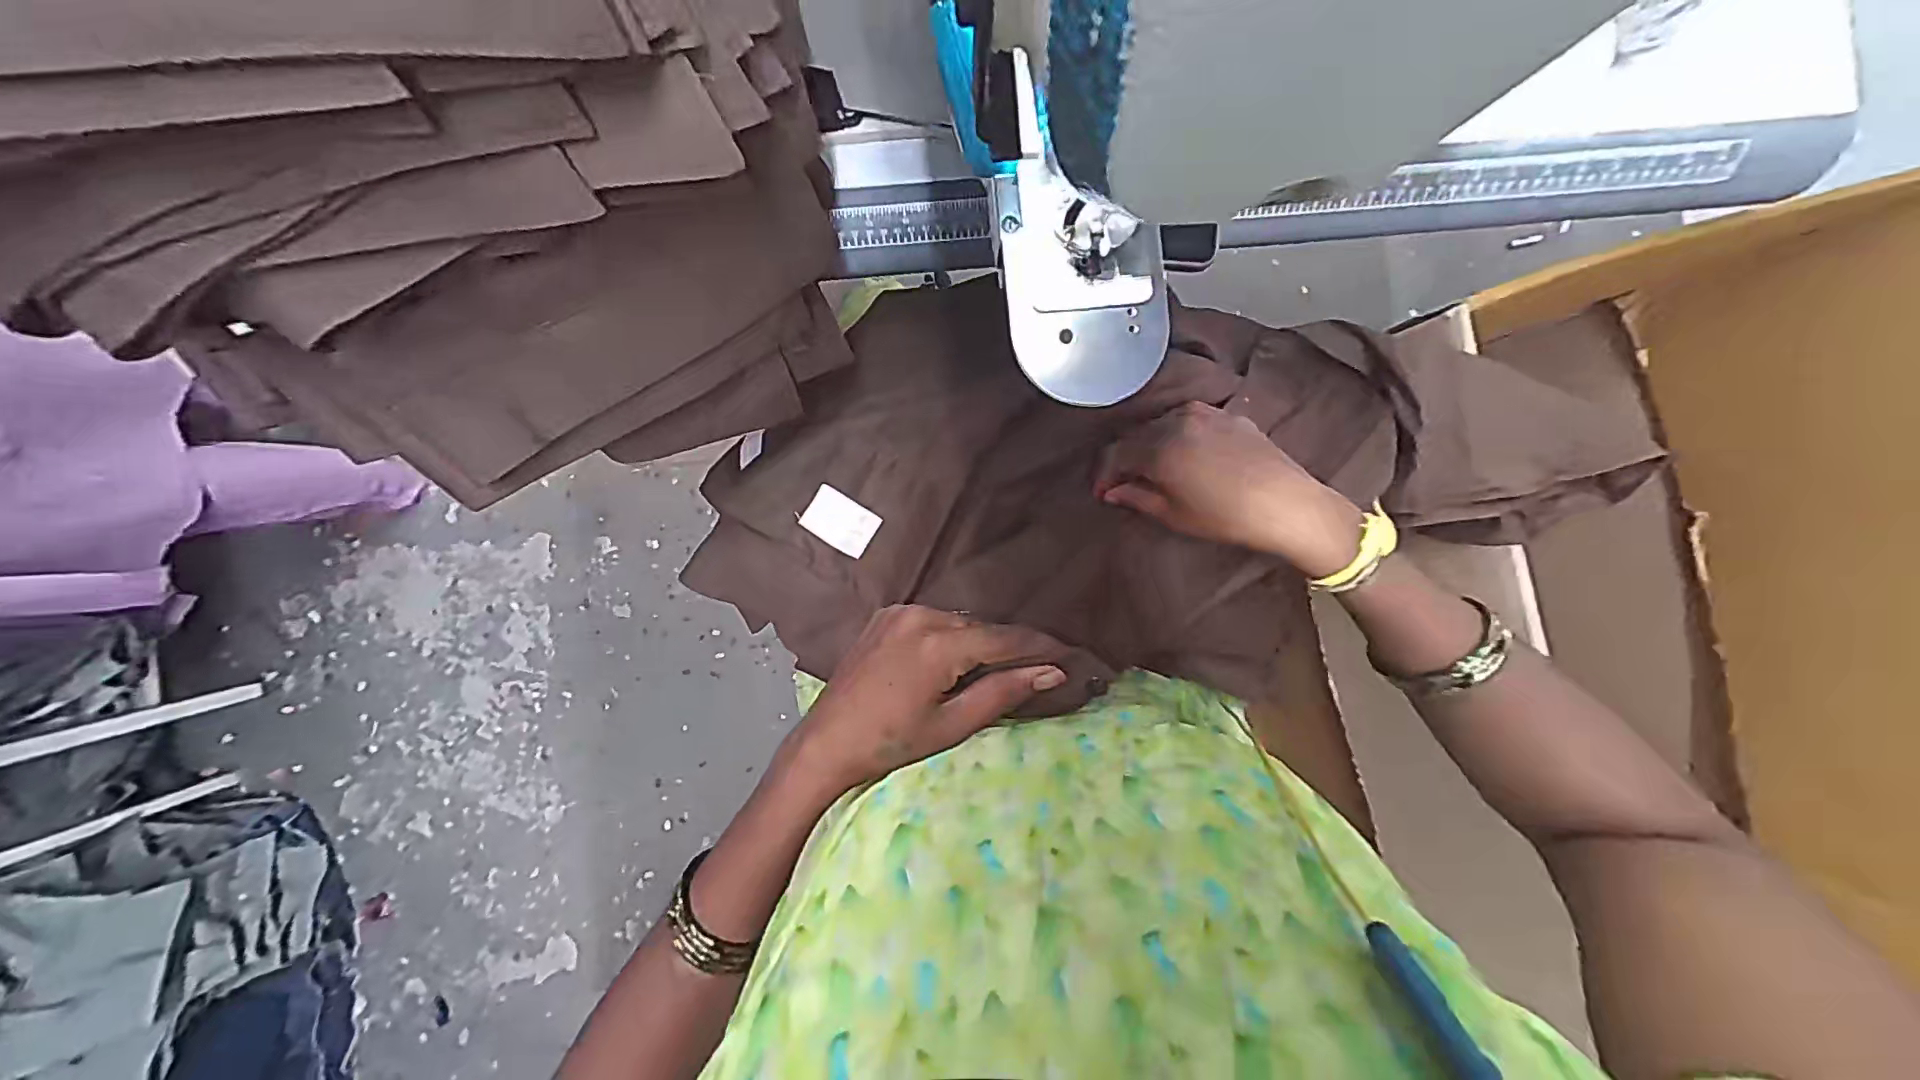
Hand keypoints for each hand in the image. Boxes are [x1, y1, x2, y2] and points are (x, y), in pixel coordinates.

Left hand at [782, 605, 1070, 794]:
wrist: (826, 743)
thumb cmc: (889, 743)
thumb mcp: (952, 724)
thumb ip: (1004, 692)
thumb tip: (1051, 672)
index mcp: (938, 643)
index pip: (1005, 638)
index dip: (1041, 646)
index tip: (1069, 653)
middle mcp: (919, 616)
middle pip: (982, 628)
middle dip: (1011, 646)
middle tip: (1041, 665)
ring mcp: (899, 613)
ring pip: (958, 622)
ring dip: (979, 641)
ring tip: (1002, 667)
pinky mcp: (885, 616)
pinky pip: (933, 620)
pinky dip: (951, 636)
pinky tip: (956, 660)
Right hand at [1095, 401, 1366, 577]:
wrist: (1285, 504)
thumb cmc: (1225, 517)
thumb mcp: (1173, 514)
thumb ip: (1137, 496)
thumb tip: (1113, 490)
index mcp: (1159, 448)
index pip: (1115, 453)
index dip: (1104, 474)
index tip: (1103, 492)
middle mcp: (1178, 421)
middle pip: (1136, 435)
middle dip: (1125, 458)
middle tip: (1124, 483)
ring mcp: (1206, 414)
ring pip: (1162, 423)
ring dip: (1151, 443)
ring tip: (1155, 468)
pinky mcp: (1229, 415)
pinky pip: (1190, 419)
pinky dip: (1178, 434)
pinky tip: (1185, 455)